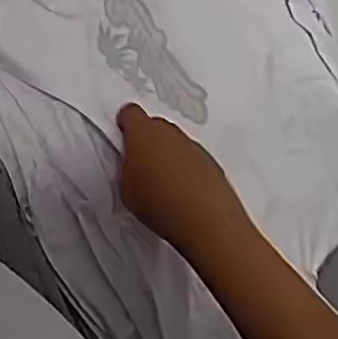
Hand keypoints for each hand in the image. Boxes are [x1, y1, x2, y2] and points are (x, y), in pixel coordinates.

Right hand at [116, 103, 249, 253]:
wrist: (208, 226)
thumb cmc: (165, 205)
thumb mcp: (126, 189)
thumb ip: (125, 168)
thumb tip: (130, 171)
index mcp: (142, 131)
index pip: (130, 113)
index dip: (126, 123)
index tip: (124, 133)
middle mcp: (169, 133)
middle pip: (155, 125)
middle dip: (149, 141)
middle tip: (142, 164)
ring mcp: (193, 148)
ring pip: (177, 143)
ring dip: (170, 156)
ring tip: (165, 186)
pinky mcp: (213, 166)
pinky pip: (196, 160)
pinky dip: (190, 172)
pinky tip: (184, 195)